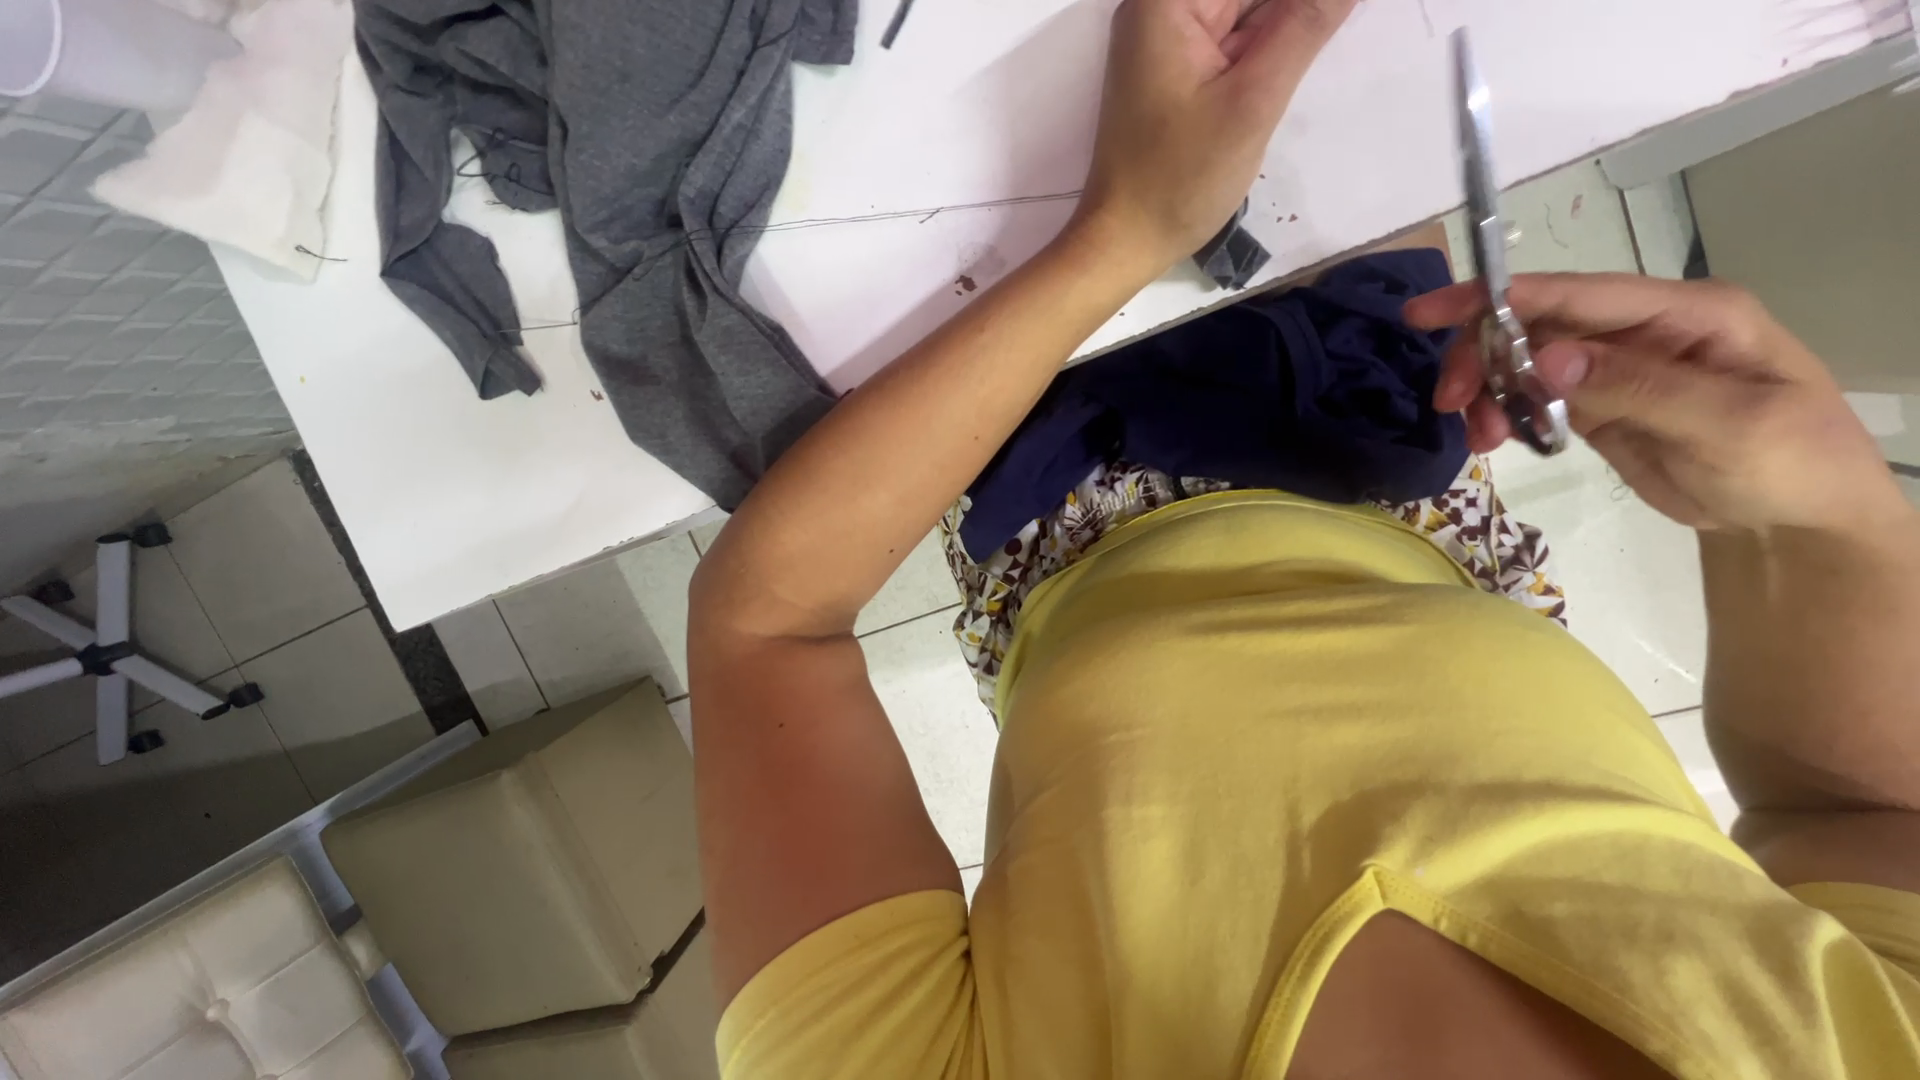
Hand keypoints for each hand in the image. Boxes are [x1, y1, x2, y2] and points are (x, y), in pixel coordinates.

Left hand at [1071, 0, 1358, 276]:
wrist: (1123, 242)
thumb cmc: (1178, 181)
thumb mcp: (1252, 100)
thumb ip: (1305, 24)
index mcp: (1167, 0)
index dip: (1300, 1)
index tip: (1330, 17)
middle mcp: (1160, 8)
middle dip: (1296, 12)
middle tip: (1306, 60)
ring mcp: (1168, 42)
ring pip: (1248, 9)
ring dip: (1288, 23)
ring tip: (1296, 72)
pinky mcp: (1178, 73)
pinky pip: (1235, 37)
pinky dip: (1269, 42)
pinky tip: (1306, 46)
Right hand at [1404, 274, 1906, 534]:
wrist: (1793, 519)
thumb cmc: (1788, 462)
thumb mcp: (1730, 423)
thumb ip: (1637, 386)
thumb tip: (1545, 357)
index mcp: (1685, 313)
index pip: (1576, 293)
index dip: (1497, 297)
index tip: (1426, 312)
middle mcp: (1640, 330)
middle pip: (1534, 324)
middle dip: (1482, 357)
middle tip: (1450, 403)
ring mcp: (1612, 367)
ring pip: (1521, 362)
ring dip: (1487, 394)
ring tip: (1482, 439)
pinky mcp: (1592, 404)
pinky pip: (1529, 397)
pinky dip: (1501, 415)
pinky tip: (1498, 441)